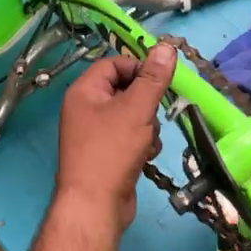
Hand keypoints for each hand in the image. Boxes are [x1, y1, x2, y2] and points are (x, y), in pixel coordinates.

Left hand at [53, 44, 176, 232]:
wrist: (95, 204)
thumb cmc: (112, 150)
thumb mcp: (137, 109)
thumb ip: (153, 78)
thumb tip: (165, 46)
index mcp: (84, 92)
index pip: (114, 64)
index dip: (139, 68)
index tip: (161, 80)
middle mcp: (85, 109)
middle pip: (125, 90)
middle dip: (147, 103)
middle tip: (156, 113)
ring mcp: (94, 134)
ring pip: (132, 115)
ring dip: (148, 126)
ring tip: (148, 140)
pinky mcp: (106, 154)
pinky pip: (130, 137)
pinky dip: (142, 144)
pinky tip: (146, 156)